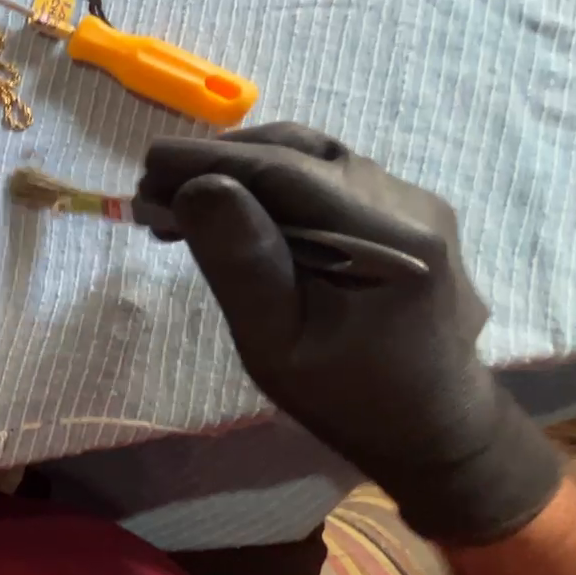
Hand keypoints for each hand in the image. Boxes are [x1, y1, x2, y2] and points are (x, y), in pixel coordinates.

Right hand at [139, 123, 561, 544]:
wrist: (430, 421)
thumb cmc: (342, 394)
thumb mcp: (274, 342)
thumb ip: (241, 262)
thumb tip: (196, 188)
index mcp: (384, 239)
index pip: (279, 170)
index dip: (206, 160)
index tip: (145, 165)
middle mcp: (407, 204)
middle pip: (295, 153)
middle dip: (214, 162)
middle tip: (151, 191)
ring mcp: (412, 202)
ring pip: (309, 157)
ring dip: (238, 168)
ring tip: (182, 201)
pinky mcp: (402, 211)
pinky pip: (324, 176)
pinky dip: (267, 180)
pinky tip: (232, 210)